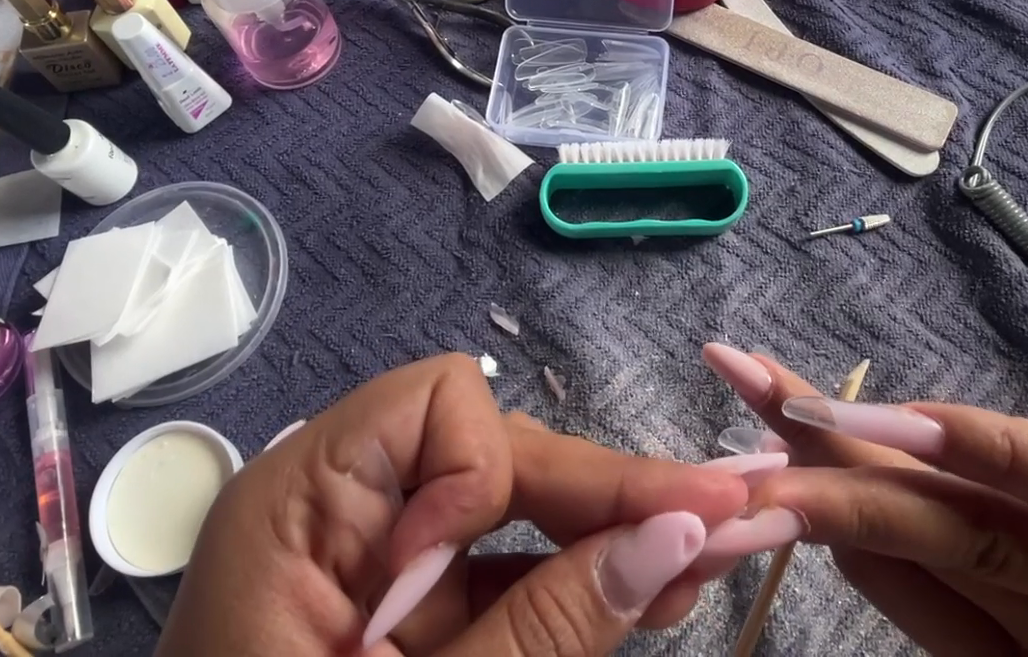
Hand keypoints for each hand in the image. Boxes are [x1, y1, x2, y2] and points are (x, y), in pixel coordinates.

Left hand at [158, 353, 769, 655]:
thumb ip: (546, 625)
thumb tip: (678, 533)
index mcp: (301, 501)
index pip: (431, 402)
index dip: (482, 465)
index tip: (475, 558)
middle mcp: (341, 504)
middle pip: (494, 450)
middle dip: (602, 489)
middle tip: (726, 508)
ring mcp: (379, 555)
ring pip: (515, 506)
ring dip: (610, 529)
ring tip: (710, 545)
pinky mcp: (407, 603)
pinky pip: (504, 565)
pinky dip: (575, 576)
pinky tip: (652, 581)